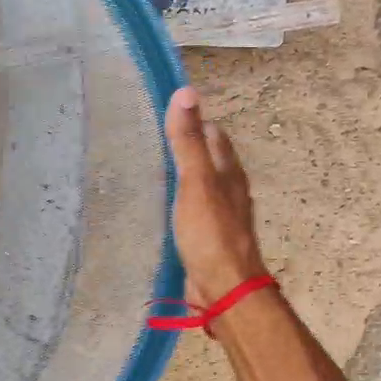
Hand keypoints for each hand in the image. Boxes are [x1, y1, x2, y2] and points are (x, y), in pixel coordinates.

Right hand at [165, 87, 268, 303]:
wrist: (224, 288)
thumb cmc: (211, 234)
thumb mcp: (195, 183)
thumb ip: (188, 141)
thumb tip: (186, 92)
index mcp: (229, 172)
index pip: (214, 135)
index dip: (194, 121)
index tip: (165, 113)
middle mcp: (229, 190)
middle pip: (209, 159)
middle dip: (188, 147)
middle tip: (151, 139)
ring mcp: (220, 216)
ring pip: (201, 186)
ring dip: (182, 176)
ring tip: (151, 170)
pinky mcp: (207, 238)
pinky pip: (192, 211)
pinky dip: (178, 202)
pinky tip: (161, 208)